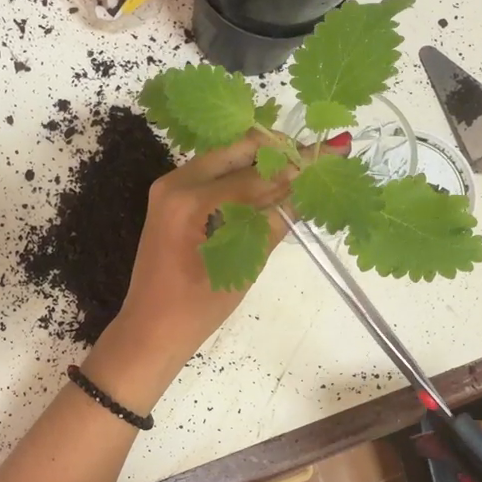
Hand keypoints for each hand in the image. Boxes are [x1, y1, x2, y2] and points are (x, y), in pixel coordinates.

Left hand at [106, 135, 291, 364]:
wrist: (151, 330)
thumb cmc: (194, 308)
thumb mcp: (241, 265)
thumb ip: (273, 222)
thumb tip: (307, 189)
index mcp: (189, 199)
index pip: (253, 174)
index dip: (293, 165)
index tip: (330, 151)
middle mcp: (175, 184)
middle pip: (234, 153)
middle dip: (275, 152)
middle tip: (313, 153)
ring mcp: (168, 191)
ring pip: (223, 162)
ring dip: (258, 164)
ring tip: (298, 167)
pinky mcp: (169, 203)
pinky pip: (211, 179)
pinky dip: (239, 179)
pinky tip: (269, 187)